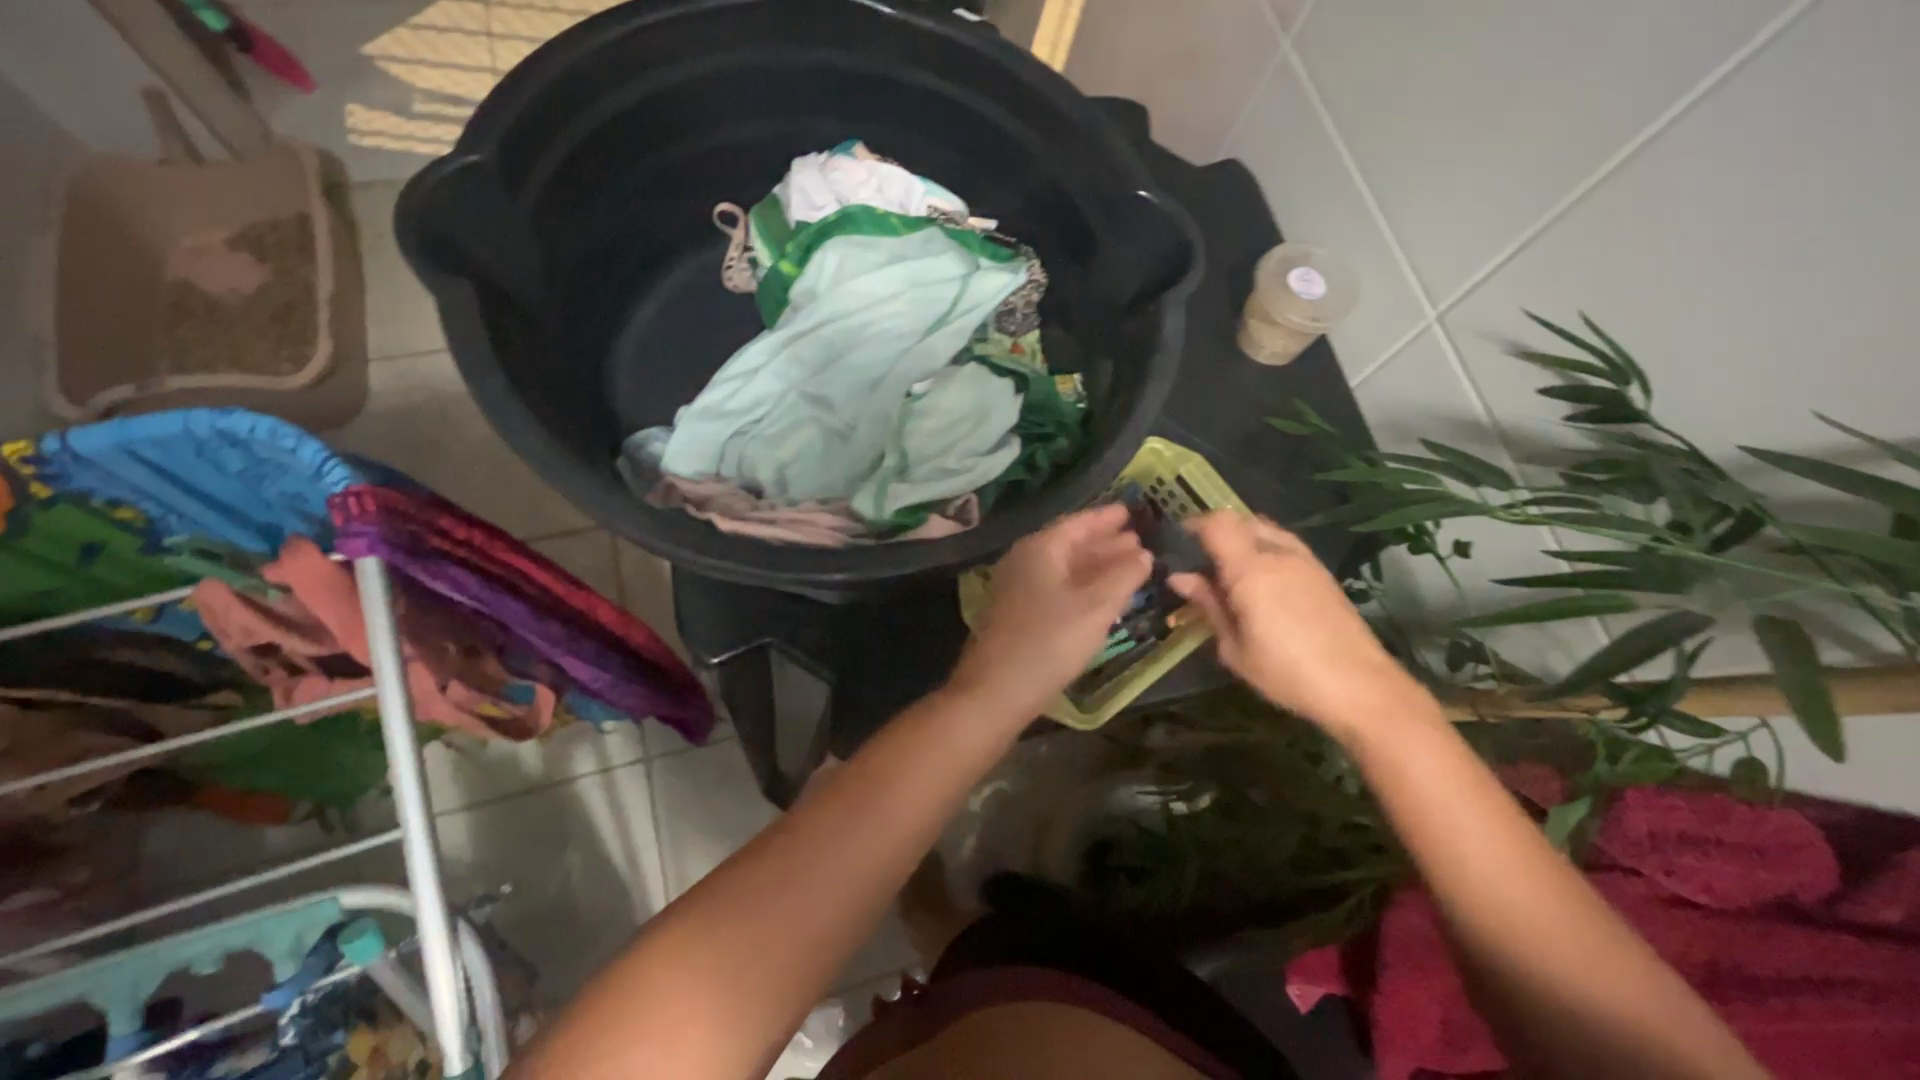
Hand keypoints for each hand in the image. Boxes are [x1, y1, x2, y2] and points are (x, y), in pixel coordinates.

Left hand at [949, 504, 1152, 719]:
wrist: (997, 690)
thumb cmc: (1050, 641)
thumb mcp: (1096, 605)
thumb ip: (1124, 575)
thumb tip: (1143, 555)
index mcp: (1041, 549)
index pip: (1078, 523)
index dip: (1107, 518)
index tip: (1132, 513)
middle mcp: (1025, 561)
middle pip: (1070, 544)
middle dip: (1105, 543)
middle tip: (1139, 541)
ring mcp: (1018, 589)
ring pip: (1064, 569)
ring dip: (1097, 567)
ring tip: (1130, 567)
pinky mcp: (1018, 615)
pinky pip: (1057, 589)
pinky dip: (1083, 587)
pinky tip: (1103, 599)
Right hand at [1169, 512, 1426, 740]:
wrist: (1358, 685)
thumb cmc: (1286, 672)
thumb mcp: (1234, 647)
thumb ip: (1208, 605)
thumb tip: (1181, 578)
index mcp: (1250, 569)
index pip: (1217, 523)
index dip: (1193, 525)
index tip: (1177, 542)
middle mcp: (1278, 553)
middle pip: (1241, 520)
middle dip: (1216, 531)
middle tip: (1200, 560)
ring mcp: (1305, 560)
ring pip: (1265, 529)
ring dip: (1242, 538)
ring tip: (1230, 570)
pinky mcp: (1322, 572)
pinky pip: (1285, 544)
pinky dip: (1264, 549)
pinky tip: (1260, 581)